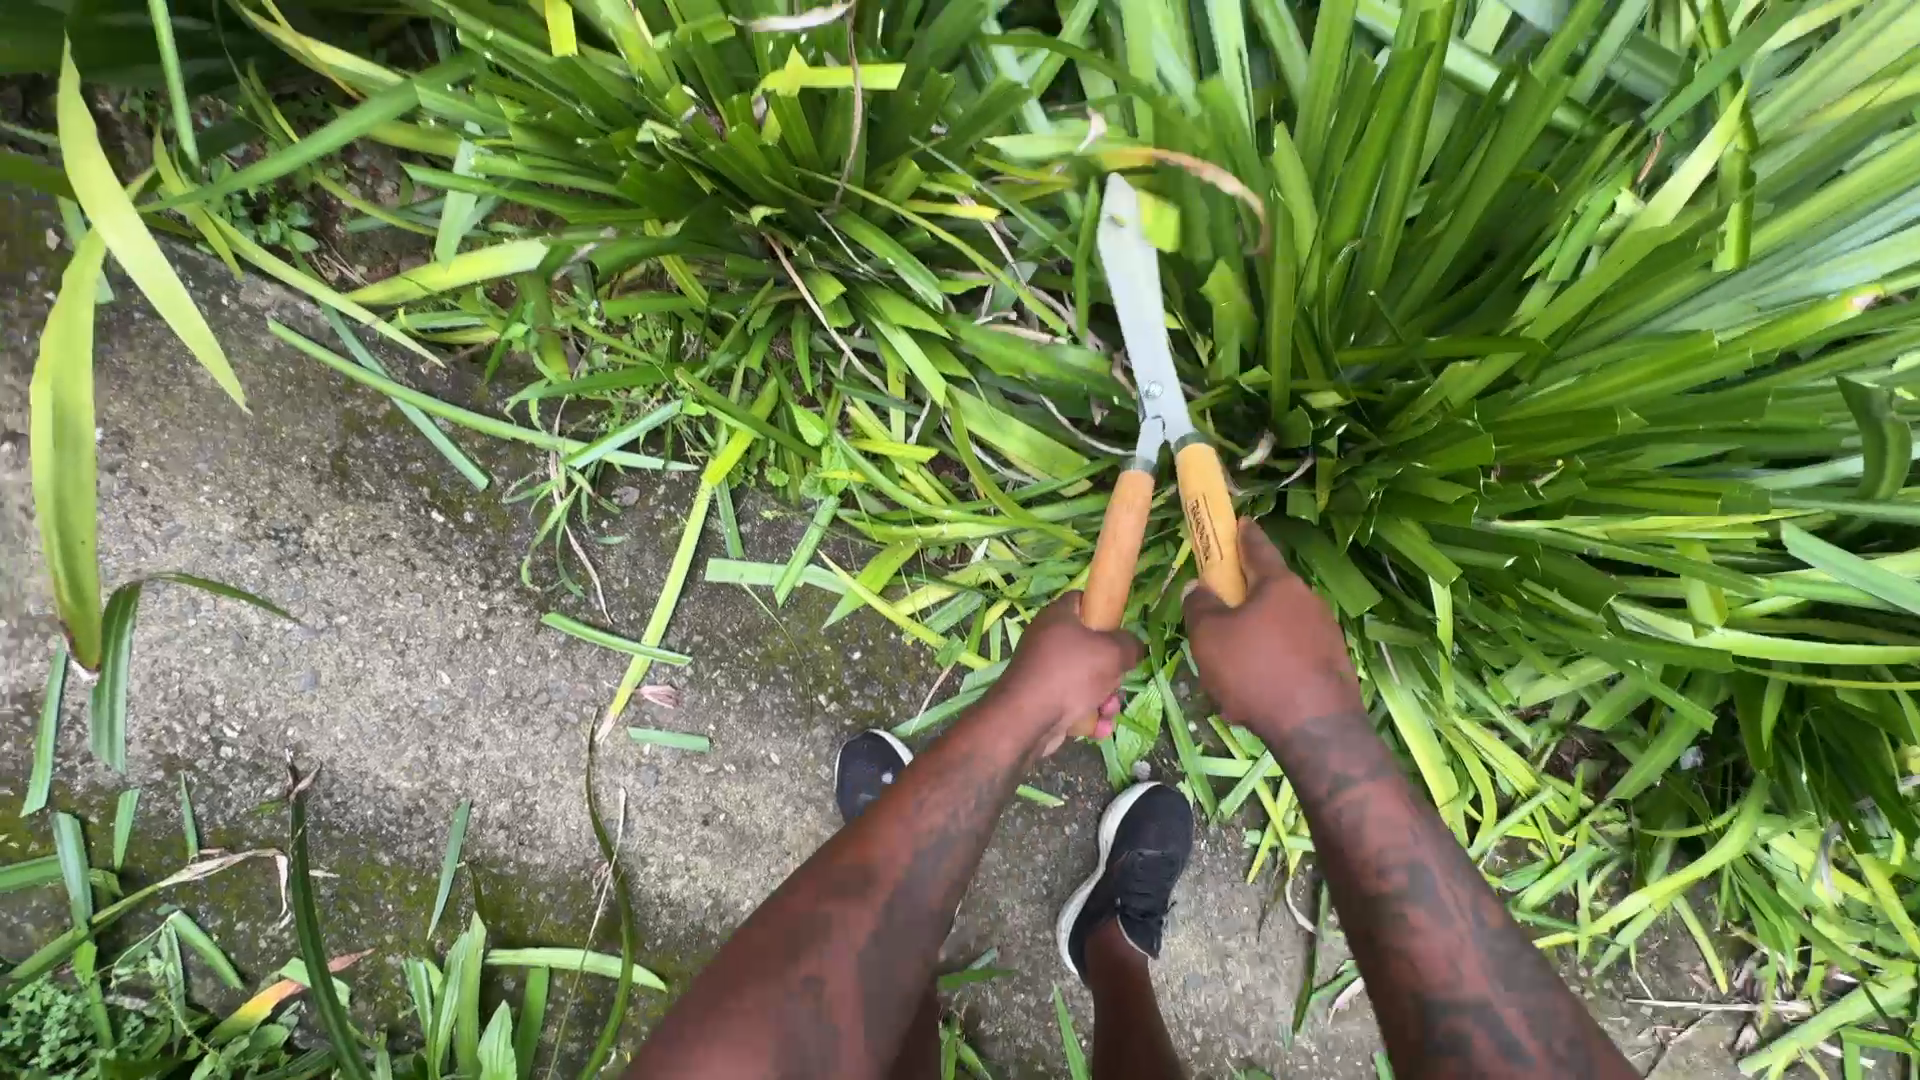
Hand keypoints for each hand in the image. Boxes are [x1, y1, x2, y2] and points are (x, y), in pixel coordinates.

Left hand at [983, 593, 1143, 756]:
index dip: (1103, 610)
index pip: (1082, 600)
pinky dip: (1088, 715)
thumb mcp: (1113, 652)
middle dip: (1112, 670)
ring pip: (1086, 680)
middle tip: (1118, 680)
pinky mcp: (1043, 699)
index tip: (1120, 628)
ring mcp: (1044, 671)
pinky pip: (1074, 703)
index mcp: (1058, 616)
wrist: (1027, 718)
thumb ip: (1130, 644)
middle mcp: (1047, 640)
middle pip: (1090, 647)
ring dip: (1105, 698)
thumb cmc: (1070, 673)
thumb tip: (1133, 647)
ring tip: (1108, 710)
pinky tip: (1098, 727)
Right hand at [1183, 518, 1360, 739]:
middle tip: (1219, 614)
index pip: (1258, 549)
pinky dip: (1272, 662)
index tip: (1240, 521)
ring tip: (1232, 664)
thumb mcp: (1209, 637)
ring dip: (1257, 635)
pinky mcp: (1333, 665)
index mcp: (1279, 585)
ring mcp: (1325, 634)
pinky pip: (1292, 654)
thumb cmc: (1255, 671)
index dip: (1244, 535)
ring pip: (1280, 625)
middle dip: (1244, 598)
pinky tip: (1255, 689)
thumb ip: (1200, 607)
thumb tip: (1199, 588)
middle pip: (1269, 591)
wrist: (1315, 729)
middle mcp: (1308, 602)